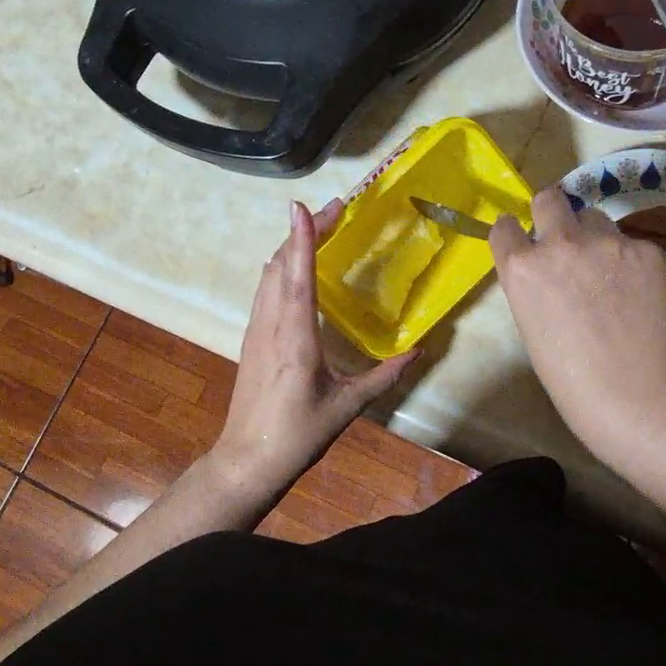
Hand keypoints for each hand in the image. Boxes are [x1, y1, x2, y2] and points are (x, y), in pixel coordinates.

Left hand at [212, 199, 419, 491]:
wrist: (247, 460)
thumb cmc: (298, 434)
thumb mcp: (347, 407)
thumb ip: (383, 377)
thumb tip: (418, 352)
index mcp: (295, 337)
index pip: (297, 276)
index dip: (300, 238)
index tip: (303, 205)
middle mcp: (271, 324)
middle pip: (280, 264)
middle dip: (303, 232)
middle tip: (335, 210)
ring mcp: (257, 329)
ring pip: (269, 274)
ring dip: (290, 246)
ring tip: (319, 229)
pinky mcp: (252, 338)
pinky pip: (265, 290)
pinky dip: (282, 267)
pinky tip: (296, 267)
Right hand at [490, 188, 665, 460]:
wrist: (643, 398)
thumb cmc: (577, 385)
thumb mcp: (536, 332)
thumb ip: (538, 291)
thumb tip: (555, 280)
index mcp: (522, 270)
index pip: (506, 227)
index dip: (516, 233)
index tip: (526, 241)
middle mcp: (561, 243)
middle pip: (550, 199)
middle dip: (555, 215)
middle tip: (569, 243)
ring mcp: (608, 242)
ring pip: (596, 218)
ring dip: (597, 237)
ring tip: (612, 274)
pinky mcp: (649, 249)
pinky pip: (634, 244)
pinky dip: (634, 262)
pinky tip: (644, 295)